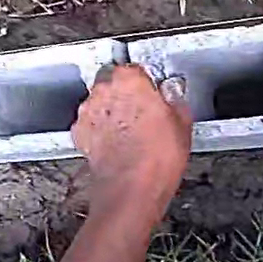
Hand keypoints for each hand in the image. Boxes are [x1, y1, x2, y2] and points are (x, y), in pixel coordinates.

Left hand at [73, 63, 192, 223]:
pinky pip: (92, 125)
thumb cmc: (154, 160)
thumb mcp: (182, 125)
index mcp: (129, 80)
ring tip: (133, 135)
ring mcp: (88, 113)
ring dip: (113, 114)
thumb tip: (173, 94)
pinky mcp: (81, 135)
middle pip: (114, 84)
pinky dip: (102, 132)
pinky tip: (119, 145)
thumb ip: (175, 101)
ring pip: (101, 104)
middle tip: (146, 116)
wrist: (130, 192)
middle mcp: (103, 92)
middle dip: (127, 97)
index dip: (147, 84)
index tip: (156, 95)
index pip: (136, 69)